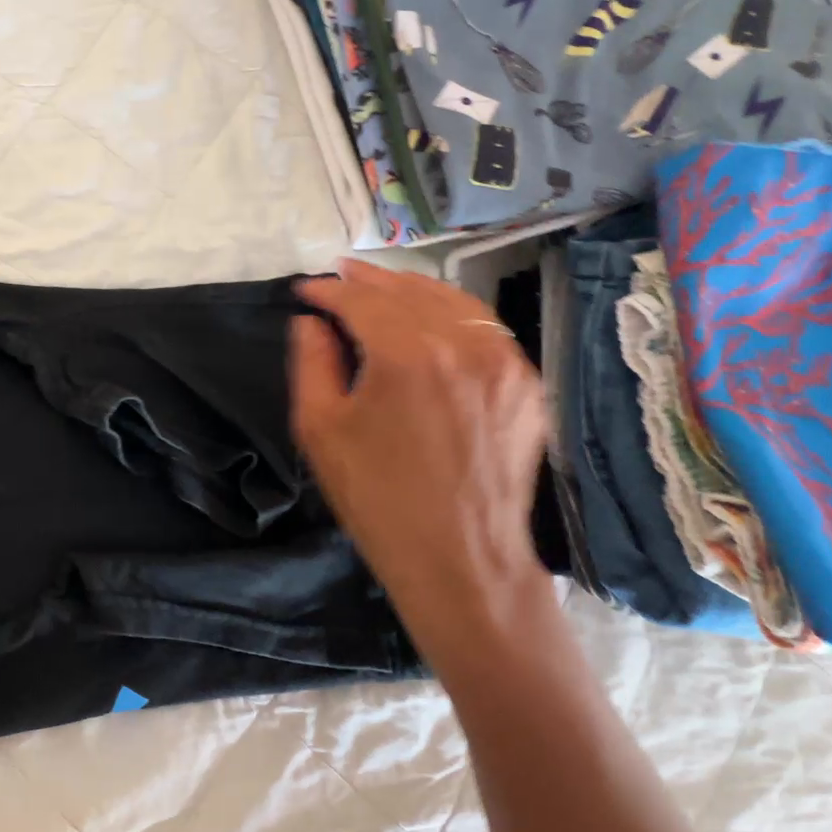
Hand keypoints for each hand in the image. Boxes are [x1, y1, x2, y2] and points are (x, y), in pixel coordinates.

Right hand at [290, 259, 549, 636]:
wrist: (459, 556)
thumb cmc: (375, 495)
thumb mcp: (319, 428)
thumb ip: (312, 362)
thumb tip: (313, 323)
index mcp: (407, 355)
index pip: (361, 300)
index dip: (329, 290)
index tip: (304, 289)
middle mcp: (463, 346)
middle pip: (410, 292)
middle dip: (369, 281)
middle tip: (338, 275)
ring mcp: (505, 363)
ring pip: (454, 303)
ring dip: (411, 289)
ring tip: (380, 287)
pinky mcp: (526, 385)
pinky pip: (485, 330)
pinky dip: (451, 314)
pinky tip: (429, 320)